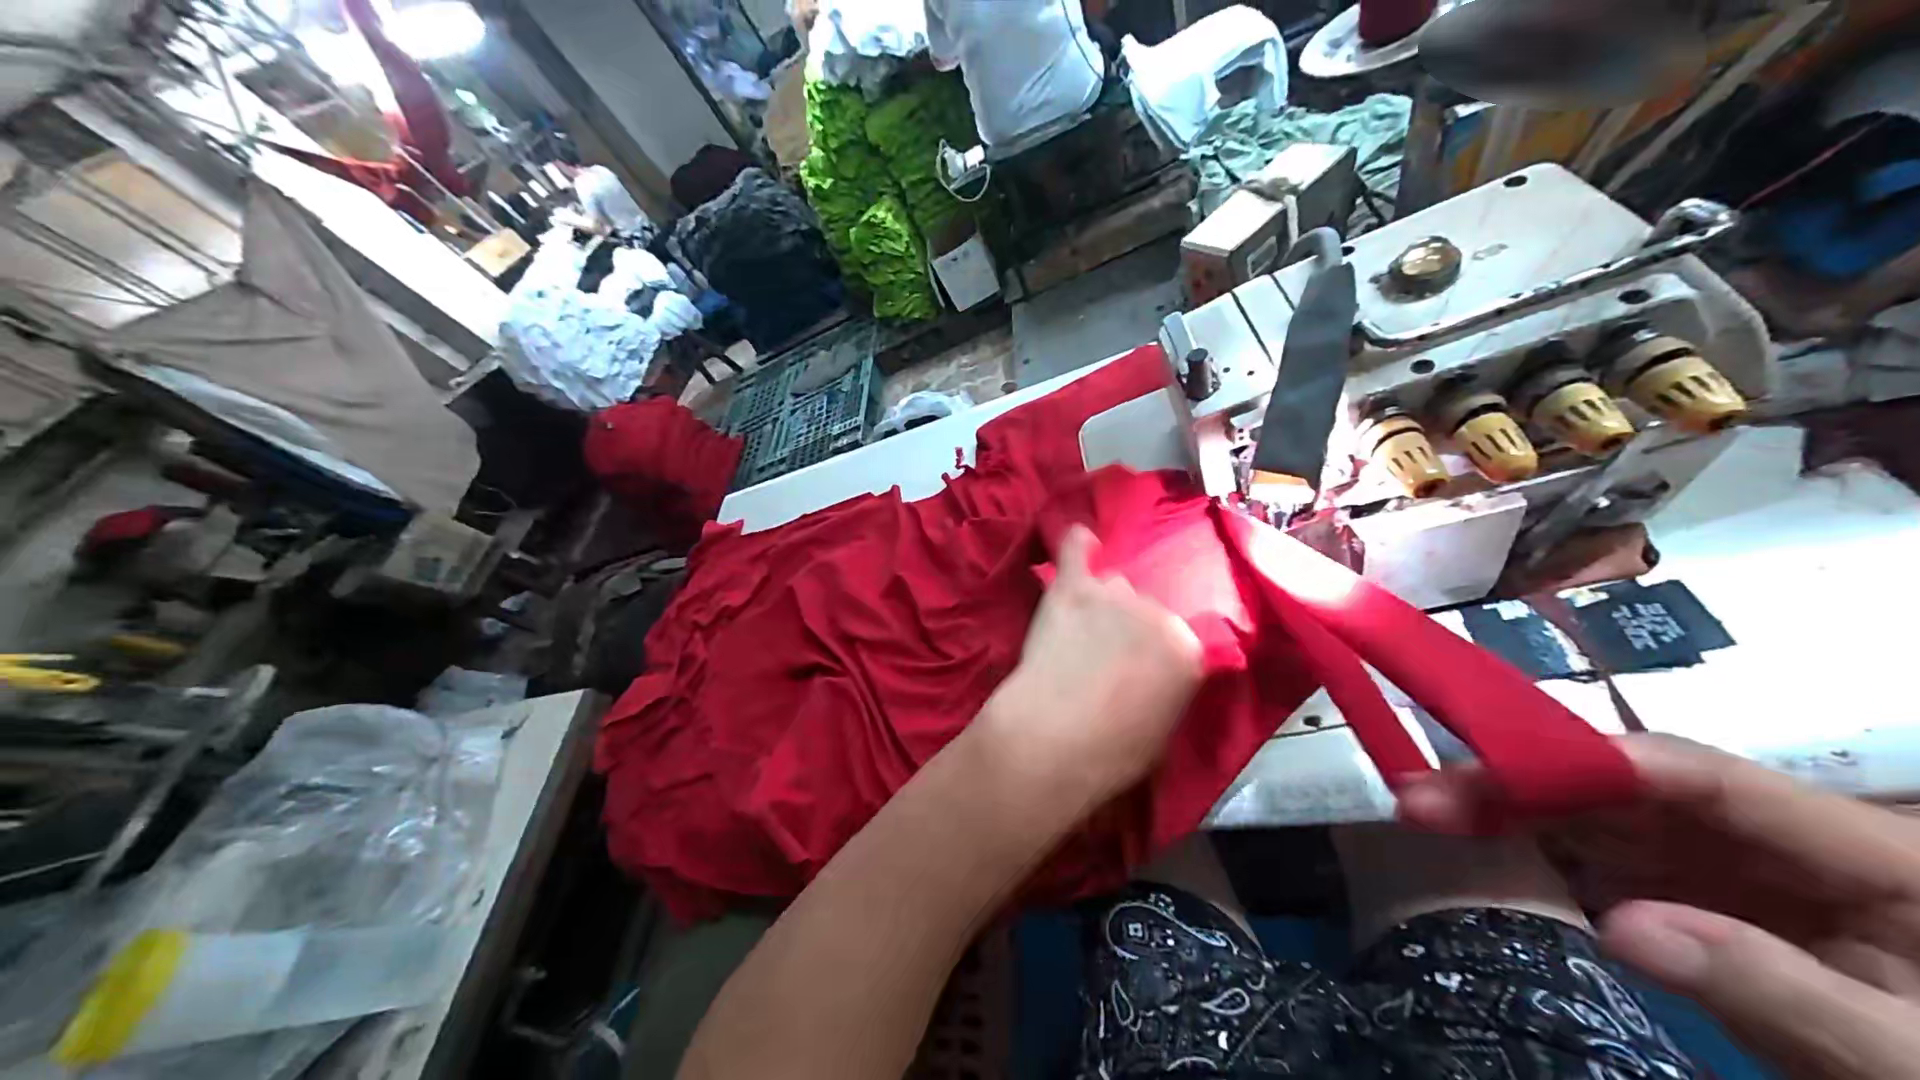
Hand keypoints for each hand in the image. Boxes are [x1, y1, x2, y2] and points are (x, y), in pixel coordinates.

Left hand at [975, 526, 1203, 809]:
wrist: (1053, 740)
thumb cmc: (1112, 753)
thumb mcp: (1163, 730)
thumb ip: (1170, 688)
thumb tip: (1159, 675)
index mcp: (1190, 650)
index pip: (1182, 637)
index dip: (1158, 654)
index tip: (1142, 671)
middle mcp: (1159, 612)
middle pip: (1148, 606)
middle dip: (1130, 628)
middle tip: (1107, 658)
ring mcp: (1115, 595)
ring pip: (1115, 586)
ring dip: (1102, 604)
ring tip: (1079, 633)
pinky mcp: (1072, 588)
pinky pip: (1077, 550)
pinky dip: (1077, 545)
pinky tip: (1080, 540)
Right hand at [1401, 734, 1919, 1079]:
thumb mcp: (1903, 1065)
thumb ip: (1779, 991)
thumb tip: (1621, 927)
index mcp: (1865, 851)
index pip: (1704, 778)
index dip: (1591, 760)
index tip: (1492, 770)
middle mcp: (1778, 840)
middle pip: (1626, 789)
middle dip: (1518, 786)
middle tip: (1420, 799)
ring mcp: (1736, 873)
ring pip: (1601, 820)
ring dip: (1509, 815)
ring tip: (1424, 815)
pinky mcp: (1703, 907)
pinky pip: (1606, 867)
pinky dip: (1538, 859)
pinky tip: (1479, 856)